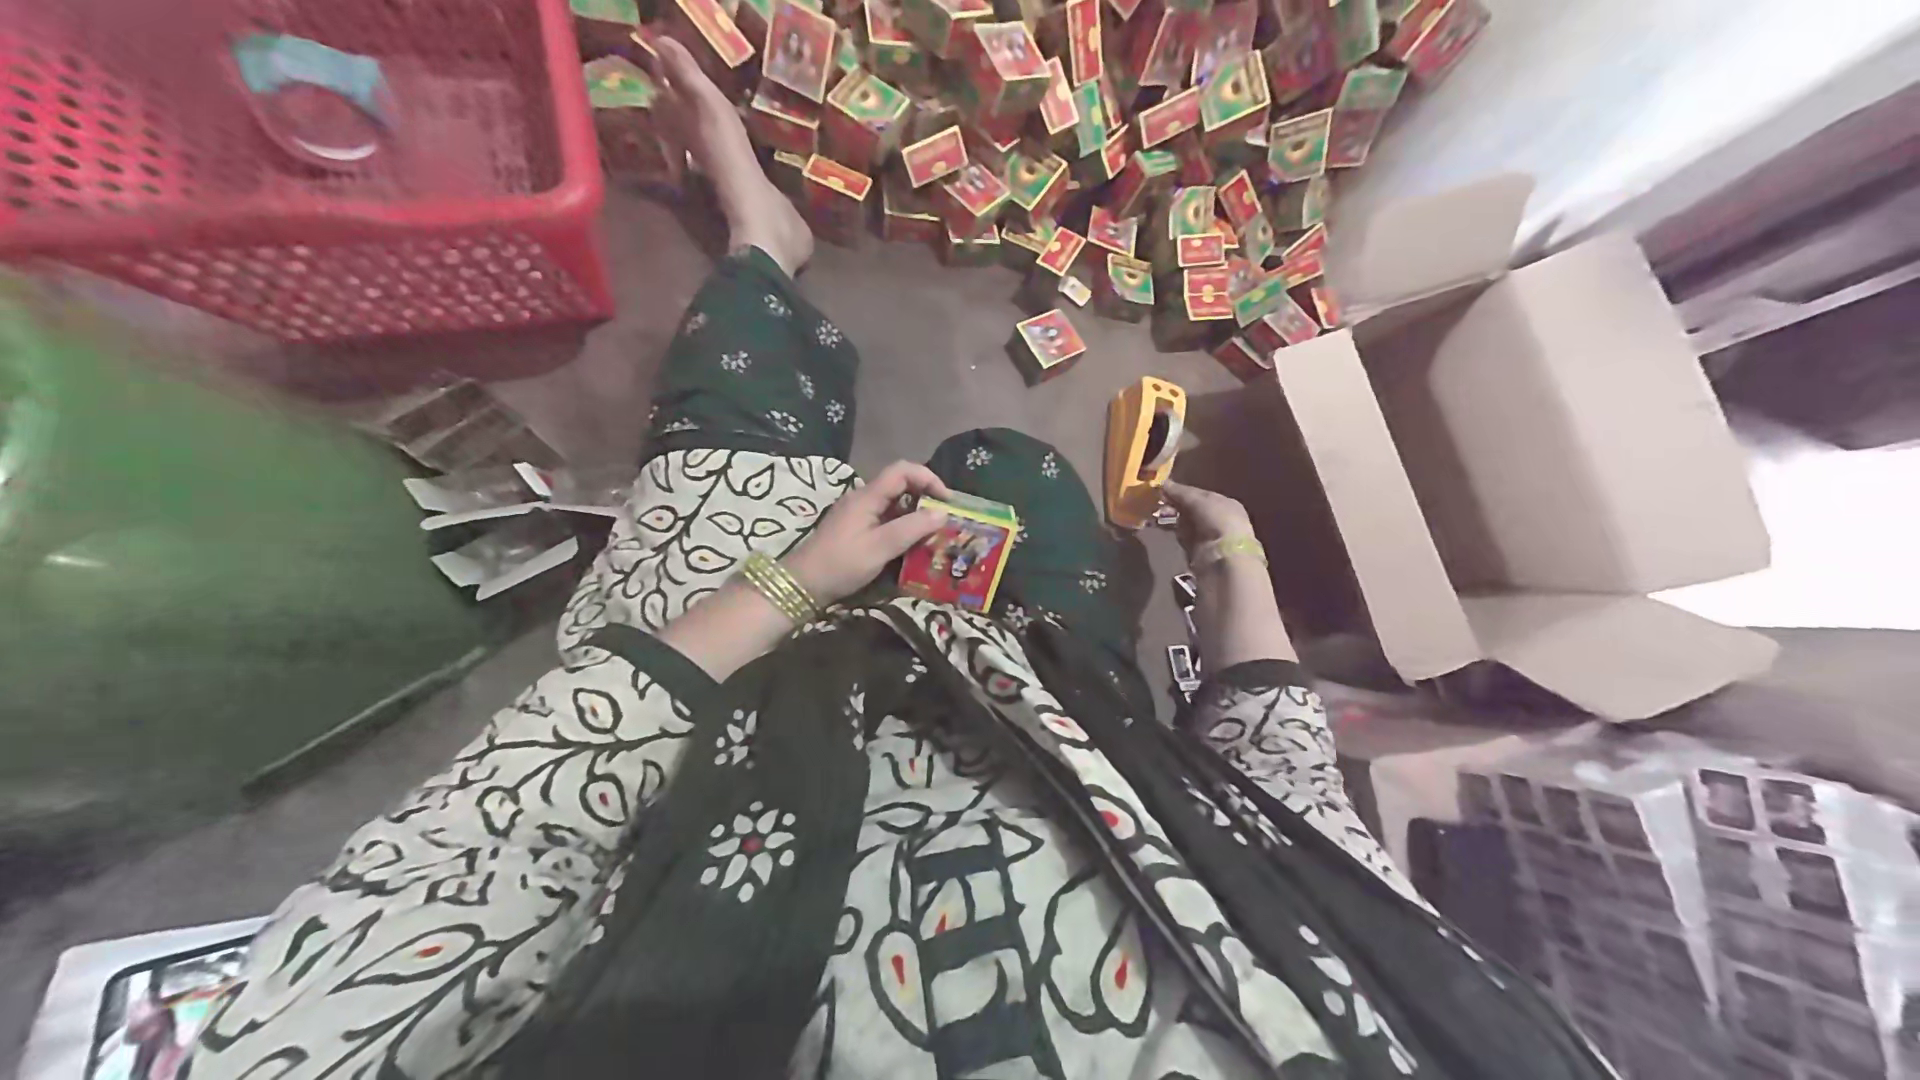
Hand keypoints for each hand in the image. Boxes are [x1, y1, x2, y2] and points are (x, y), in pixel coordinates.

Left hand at [785, 461, 952, 604]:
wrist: (803, 584)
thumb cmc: (842, 563)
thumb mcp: (880, 547)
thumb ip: (912, 528)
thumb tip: (942, 513)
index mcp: (868, 496)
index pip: (903, 470)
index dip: (928, 478)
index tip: (946, 500)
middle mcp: (863, 498)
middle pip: (899, 484)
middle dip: (925, 496)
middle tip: (943, 518)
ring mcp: (858, 513)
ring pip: (893, 502)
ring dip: (915, 513)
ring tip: (933, 532)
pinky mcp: (856, 527)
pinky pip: (885, 517)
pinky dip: (902, 524)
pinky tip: (912, 542)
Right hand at [1161, 481, 1254, 561]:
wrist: (1223, 555)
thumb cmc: (1217, 520)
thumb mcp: (1199, 501)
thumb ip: (1181, 492)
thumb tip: (1163, 483)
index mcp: (1223, 503)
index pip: (1198, 494)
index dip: (1180, 491)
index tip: (1162, 489)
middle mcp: (1217, 517)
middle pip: (1190, 507)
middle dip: (1174, 504)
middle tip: (1157, 502)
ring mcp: (1207, 534)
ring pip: (1184, 521)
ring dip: (1171, 516)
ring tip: (1157, 514)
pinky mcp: (1196, 548)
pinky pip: (1181, 535)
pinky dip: (1172, 530)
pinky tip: (1161, 526)